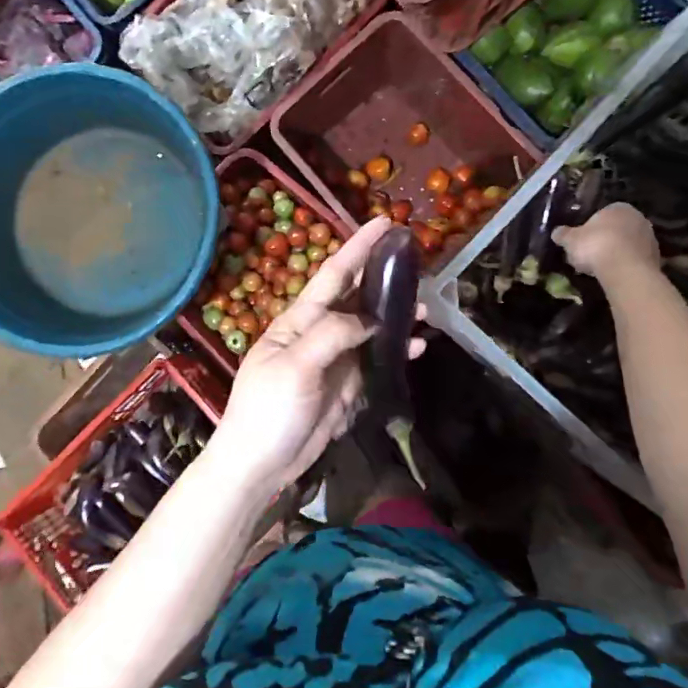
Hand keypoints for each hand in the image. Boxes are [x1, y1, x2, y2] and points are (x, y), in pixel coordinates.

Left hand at [209, 217, 424, 491]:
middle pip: (355, 298)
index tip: (384, 224)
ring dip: (395, 316)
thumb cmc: (269, 409)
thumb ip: (332, 335)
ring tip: (425, 308)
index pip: (332, 276)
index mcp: (298, 321)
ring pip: (370, 329)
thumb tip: (369, 318)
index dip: (357, 248)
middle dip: (382, 278)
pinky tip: (417, 346)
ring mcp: (334, 361)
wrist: (261, 463)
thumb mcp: (295, 366)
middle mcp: (318, 334)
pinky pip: (376, 361)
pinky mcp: (347, 387)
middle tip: (416, 264)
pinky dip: (396, 351)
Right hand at [553, 202, 660, 283]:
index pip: (601, 214)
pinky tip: (614, 273)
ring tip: (600, 266)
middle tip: (589, 254)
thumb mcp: (570, 240)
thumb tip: (556, 232)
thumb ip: (563, 234)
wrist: (625, 269)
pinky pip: (634, 258)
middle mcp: (637, 217)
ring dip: (616, 252)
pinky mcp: (655, 256)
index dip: (589, 228)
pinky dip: (625, 263)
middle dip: (604, 239)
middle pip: (616, 228)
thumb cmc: (595, 246)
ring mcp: (650, 237)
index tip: (581, 241)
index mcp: (617, 207)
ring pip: (626, 243)